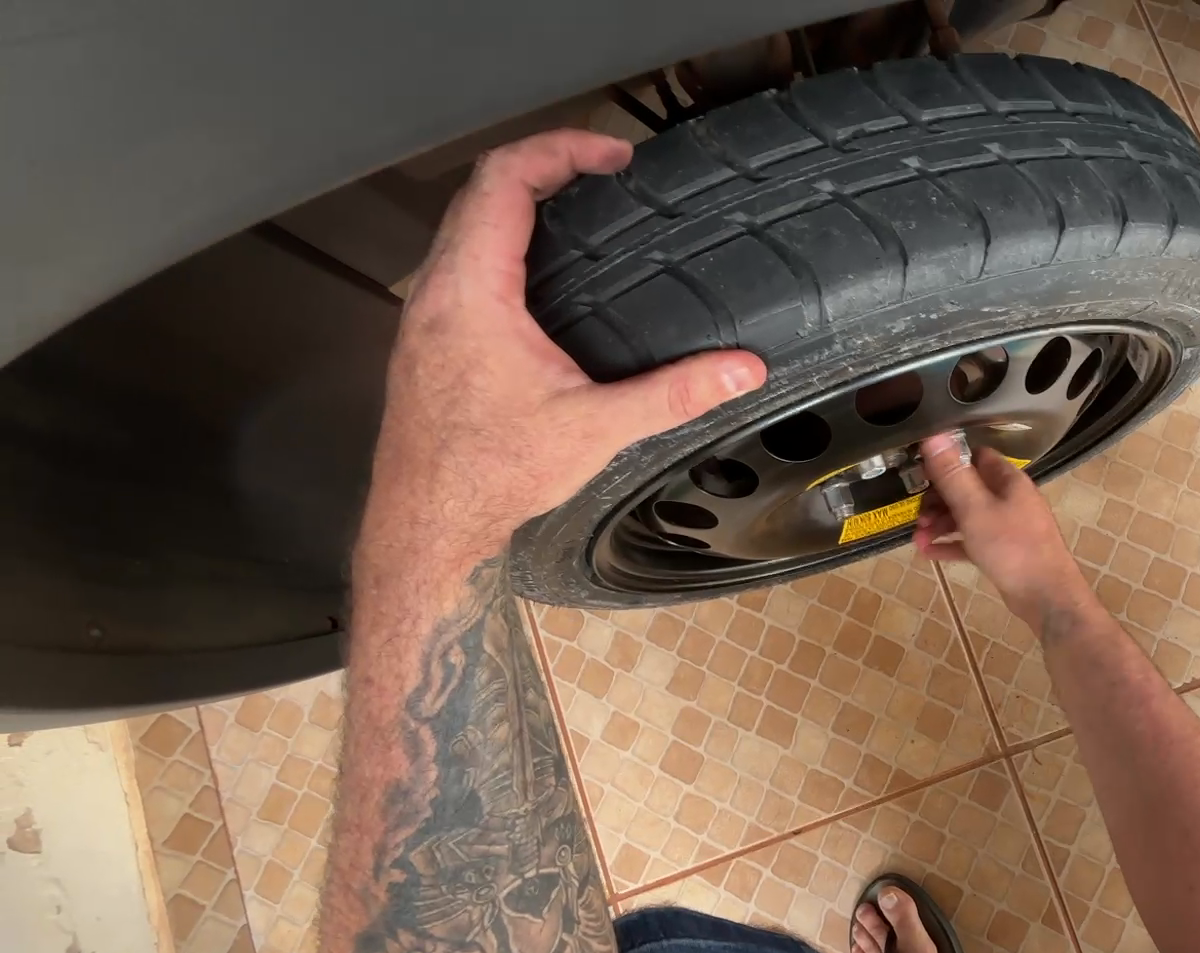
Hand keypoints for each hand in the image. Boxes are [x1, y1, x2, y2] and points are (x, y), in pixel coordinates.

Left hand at [367, 128, 765, 552]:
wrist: (429, 522)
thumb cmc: (491, 474)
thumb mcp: (597, 429)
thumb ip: (675, 394)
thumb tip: (739, 370)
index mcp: (472, 294)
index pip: (504, 182)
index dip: (560, 151)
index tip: (612, 156)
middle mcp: (439, 293)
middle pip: (482, 193)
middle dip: (547, 169)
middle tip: (606, 176)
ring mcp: (430, 317)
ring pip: (468, 230)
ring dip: (522, 208)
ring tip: (583, 217)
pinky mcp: (435, 342)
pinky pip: (466, 267)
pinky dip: (508, 248)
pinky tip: (547, 284)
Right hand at [912, 433, 1096, 629]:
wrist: (1046, 596)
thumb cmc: (1012, 546)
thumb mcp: (975, 508)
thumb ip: (952, 474)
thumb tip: (933, 434)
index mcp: (1007, 480)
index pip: (975, 456)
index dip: (947, 461)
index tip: (920, 471)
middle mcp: (1010, 499)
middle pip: (968, 488)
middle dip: (938, 500)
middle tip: (916, 515)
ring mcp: (1008, 526)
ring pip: (968, 517)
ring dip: (941, 524)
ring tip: (917, 539)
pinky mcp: (1004, 551)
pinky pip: (972, 541)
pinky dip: (952, 545)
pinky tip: (929, 553)